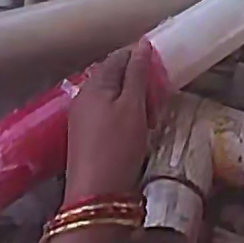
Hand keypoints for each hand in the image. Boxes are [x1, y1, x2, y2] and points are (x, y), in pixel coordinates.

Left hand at [63, 41, 154, 204]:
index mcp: (94, 83)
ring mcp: (82, 116)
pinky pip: (108, 113)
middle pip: (116, 76)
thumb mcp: (133, 106)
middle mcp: (84, 95)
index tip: (161, 70)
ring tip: (151, 119)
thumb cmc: (117, 146)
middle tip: (158, 101)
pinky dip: (125, 115)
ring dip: (135, 101)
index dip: (141, 58)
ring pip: (113, 96)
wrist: (96, 198)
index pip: (119, 56)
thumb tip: (142, 44)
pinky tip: (137, 131)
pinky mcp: (85, 135)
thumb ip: (138, 73)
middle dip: (140, 83)